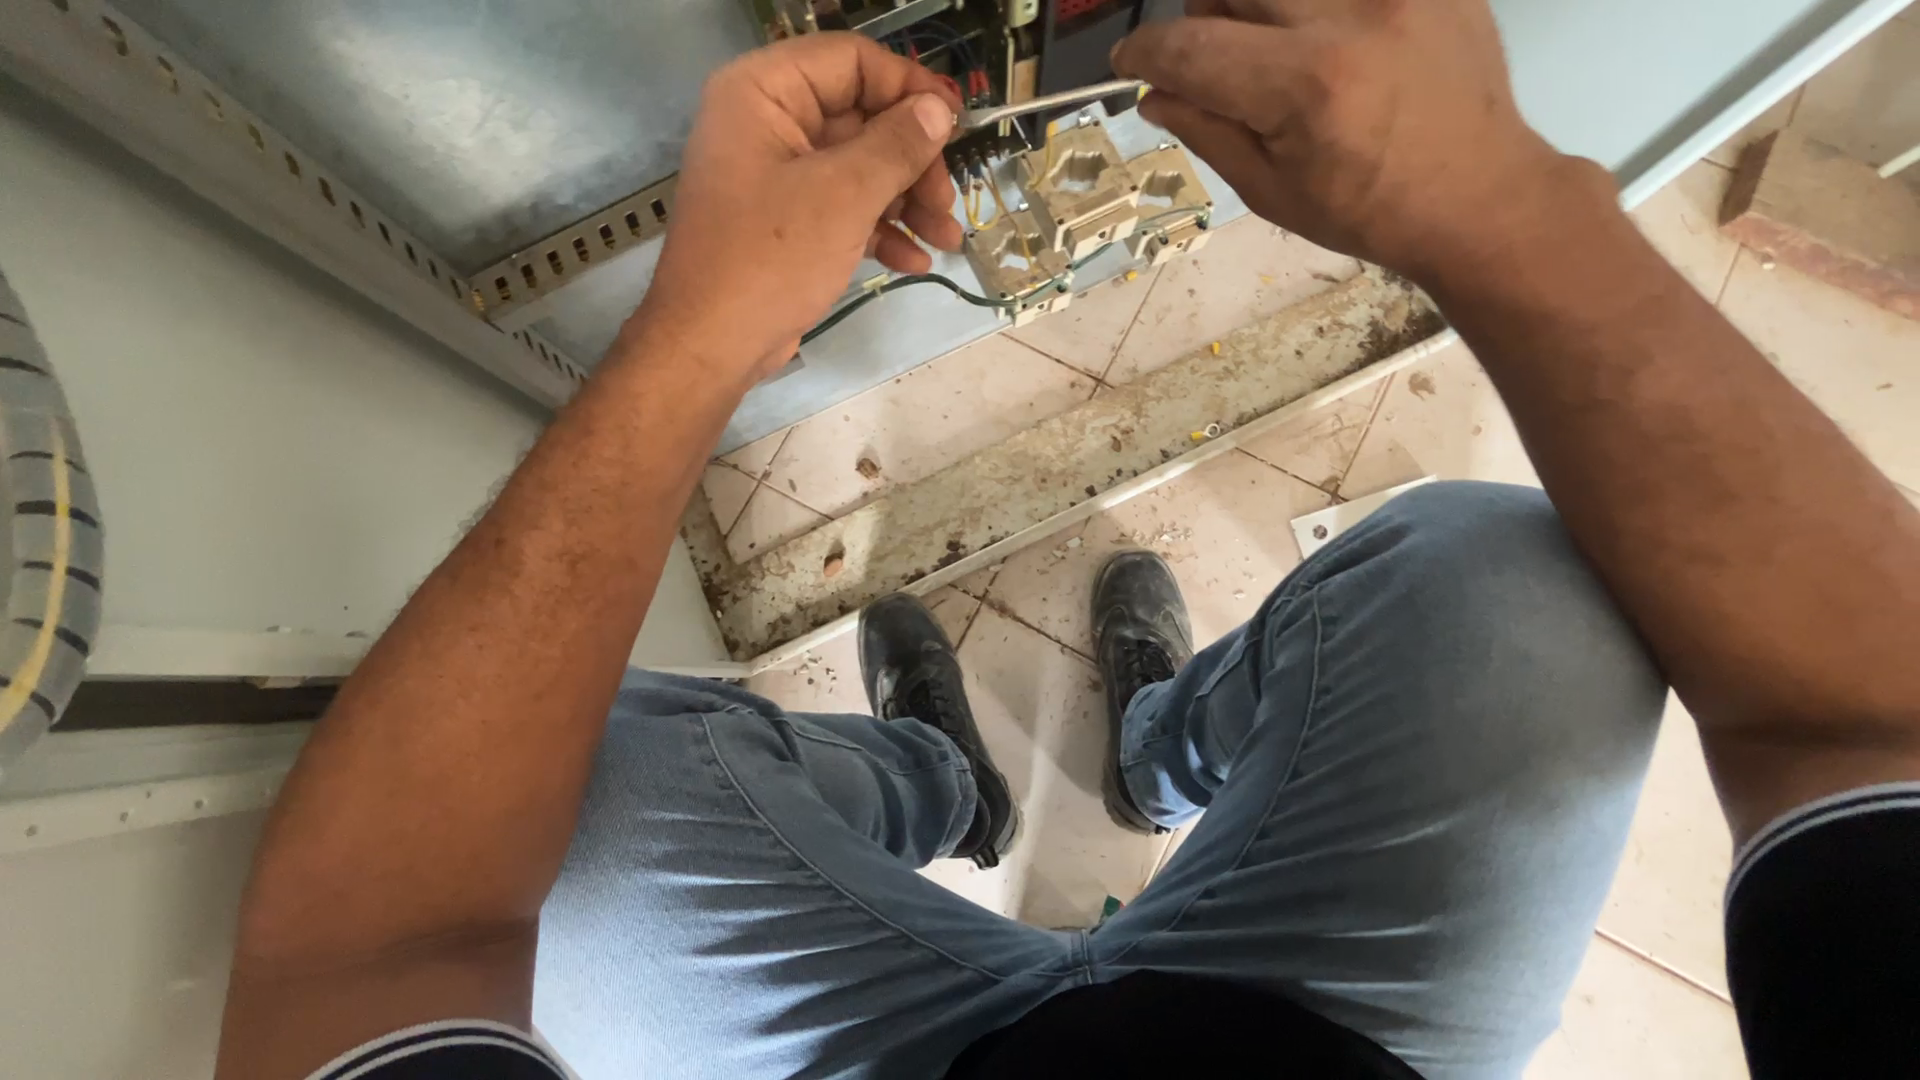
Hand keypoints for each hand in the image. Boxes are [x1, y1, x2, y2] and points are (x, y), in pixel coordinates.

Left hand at [623, 34, 963, 383]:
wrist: (714, 344)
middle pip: (863, 121)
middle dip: (914, 163)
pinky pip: (846, 213)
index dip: (908, 87)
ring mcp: (780, 180)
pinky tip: (915, 262)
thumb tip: (938, 111)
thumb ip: (896, 146)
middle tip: (947, 200)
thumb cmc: (771, 258)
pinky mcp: (790, 227)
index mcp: (765, 93)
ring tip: (946, 238)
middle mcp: (771, 126)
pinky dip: (882, 233)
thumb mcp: (843, 195)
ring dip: (908, 204)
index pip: (851, 61)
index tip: (955, 123)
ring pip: (860, 172)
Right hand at [1112, 0, 1606, 281]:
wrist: (1475, 193)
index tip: (1127, 64)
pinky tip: (1316, 38)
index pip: (1194, 46)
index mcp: (1304, 86)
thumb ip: (1208, 131)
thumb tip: (1154, 94)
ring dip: (1252, 4)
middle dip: (1201, 15)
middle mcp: (1350, 14)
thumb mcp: (1270, 192)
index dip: (1147, 53)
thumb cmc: (1363, 212)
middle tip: (1206, 58)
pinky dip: (1307, 8)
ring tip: (1263, 44)